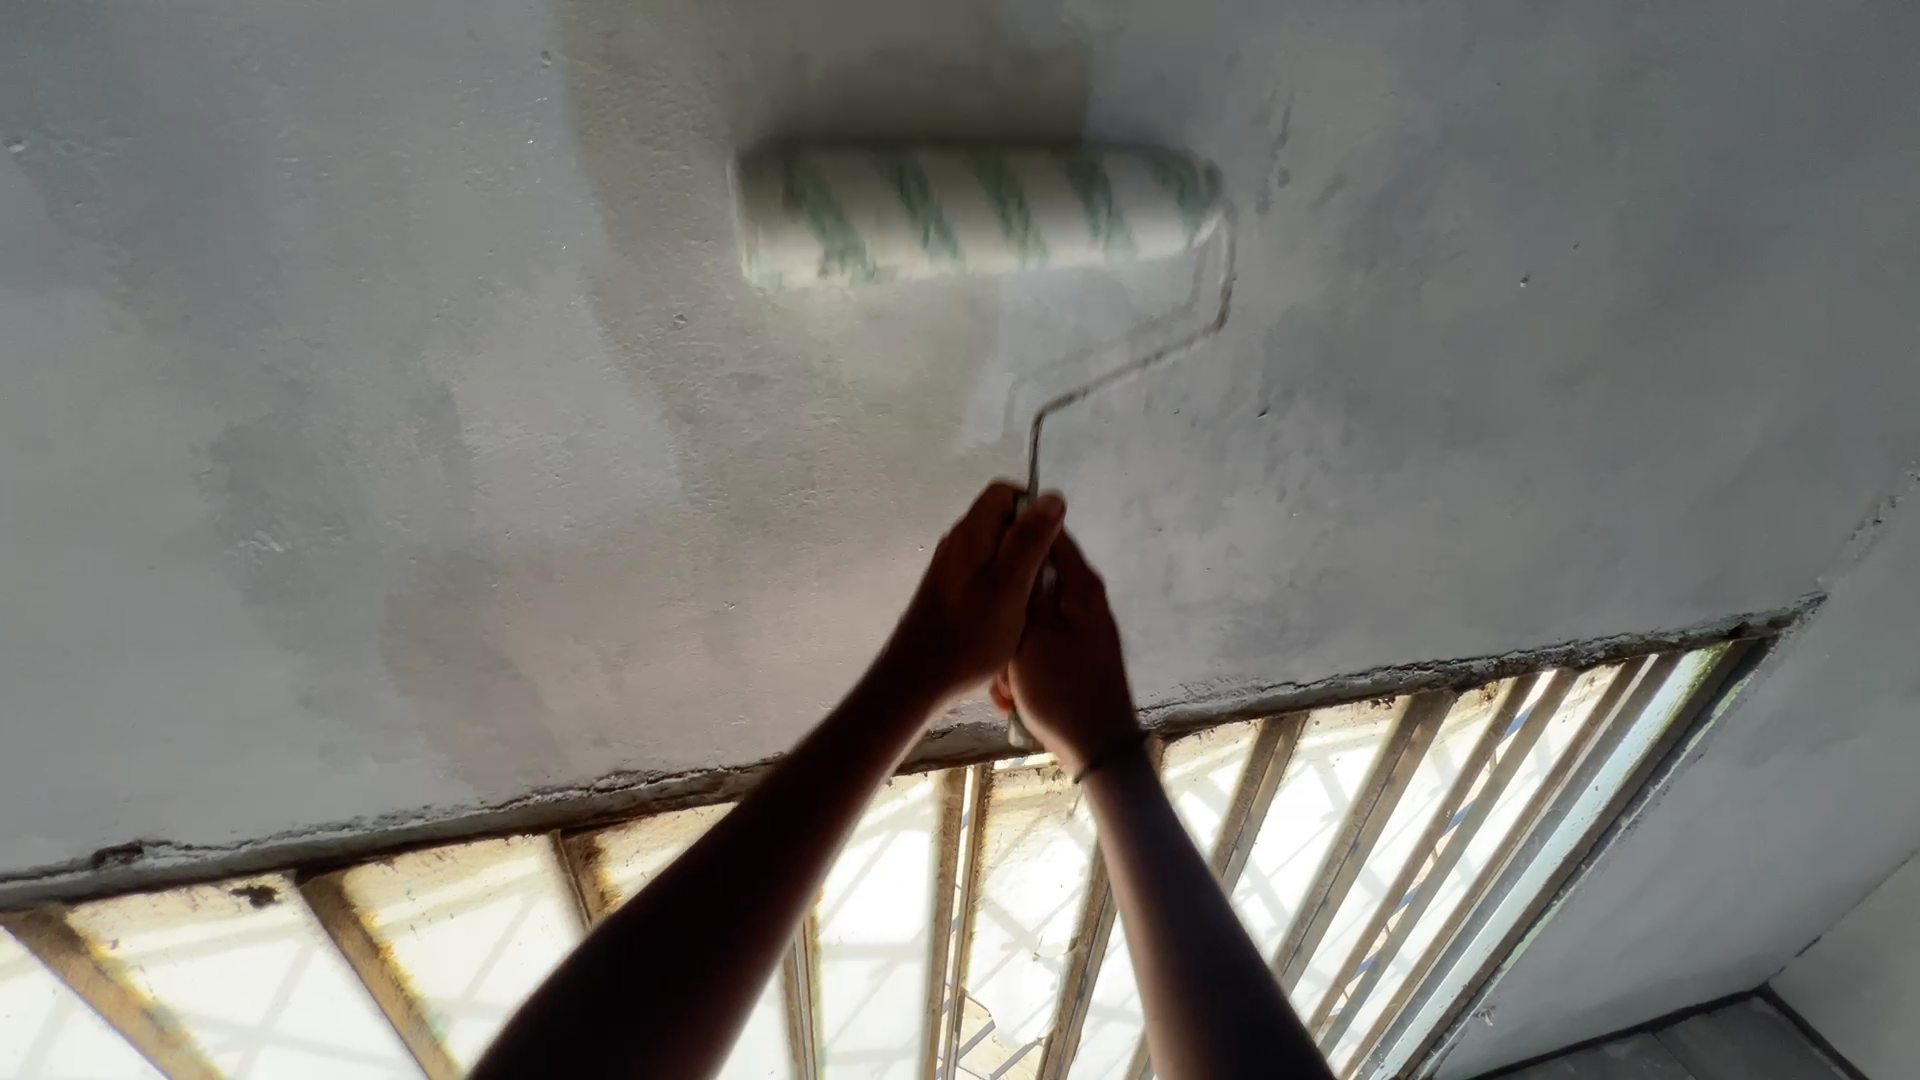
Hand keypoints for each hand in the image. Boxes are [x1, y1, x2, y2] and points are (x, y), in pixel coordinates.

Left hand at [883, 481, 1065, 700]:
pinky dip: (1003, 587)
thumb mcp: (1010, 583)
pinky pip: (985, 575)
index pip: (1004, 493)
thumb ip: (1030, 539)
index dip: (1033, 508)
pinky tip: (1011, 616)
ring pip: (995, 551)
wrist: (919, 678)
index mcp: (971, 533)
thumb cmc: (970, 632)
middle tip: (1043, 577)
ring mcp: (952, 568)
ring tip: (1030, 600)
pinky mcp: (951, 591)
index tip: (1050, 542)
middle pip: (1002, 521)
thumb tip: (1053, 496)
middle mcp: (958, 543)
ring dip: (1018, 568)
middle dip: (1029, 541)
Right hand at [990, 529, 1141, 774]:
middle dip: (1008, 614)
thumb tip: (1032, 535)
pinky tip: (1013, 697)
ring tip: (1004, 685)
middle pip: (1034, 585)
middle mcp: (1085, 600)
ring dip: (1011, 651)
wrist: (1097, 746)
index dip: (1015, 541)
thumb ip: (1029, 585)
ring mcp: (1082, 630)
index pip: (1048, 537)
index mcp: (1080, 586)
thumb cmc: (1060, 686)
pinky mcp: (1076, 656)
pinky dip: (1025, 669)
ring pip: (1032, 622)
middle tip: (994, 647)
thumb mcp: (1033, 632)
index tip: (987, 561)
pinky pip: (1041, 648)